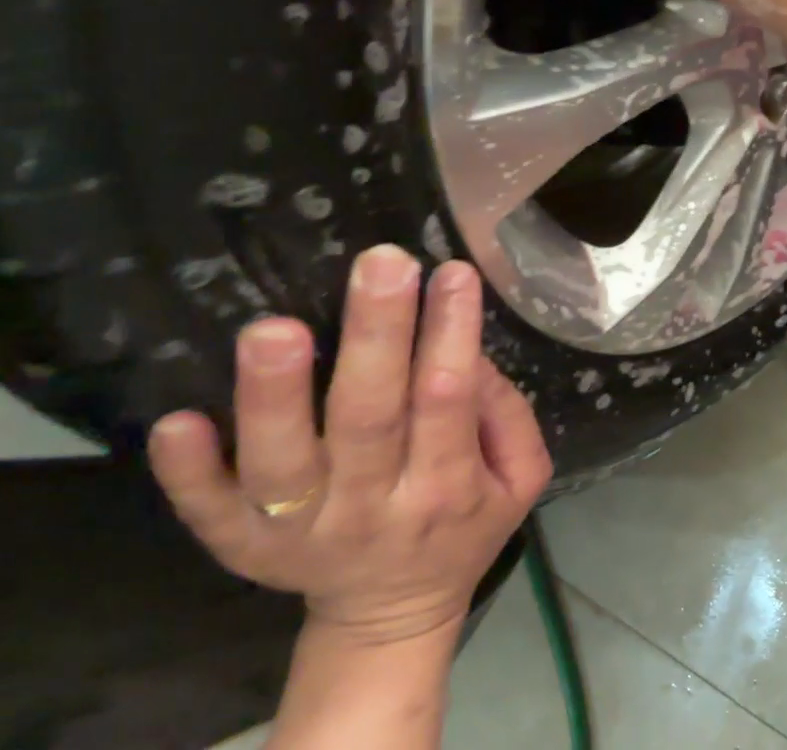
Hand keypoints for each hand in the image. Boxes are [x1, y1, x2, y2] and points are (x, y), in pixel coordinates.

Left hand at [148, 246, 552, 646]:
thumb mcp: (522, 478)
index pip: (448, 402)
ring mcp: (301, 529)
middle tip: (382, 264)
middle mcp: (375, 507)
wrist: (394, 608)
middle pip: (370, 419)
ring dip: (274, 395)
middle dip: (378, 336)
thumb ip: (505, 416)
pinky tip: (179, 420)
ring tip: (274, 327)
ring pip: (283, 462)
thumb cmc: (467, 524)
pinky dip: (187, 471)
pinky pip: (208, 510)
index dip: (450, 335)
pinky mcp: (242, 544)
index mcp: (447, 487)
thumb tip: (466, 352)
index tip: (450, 272)